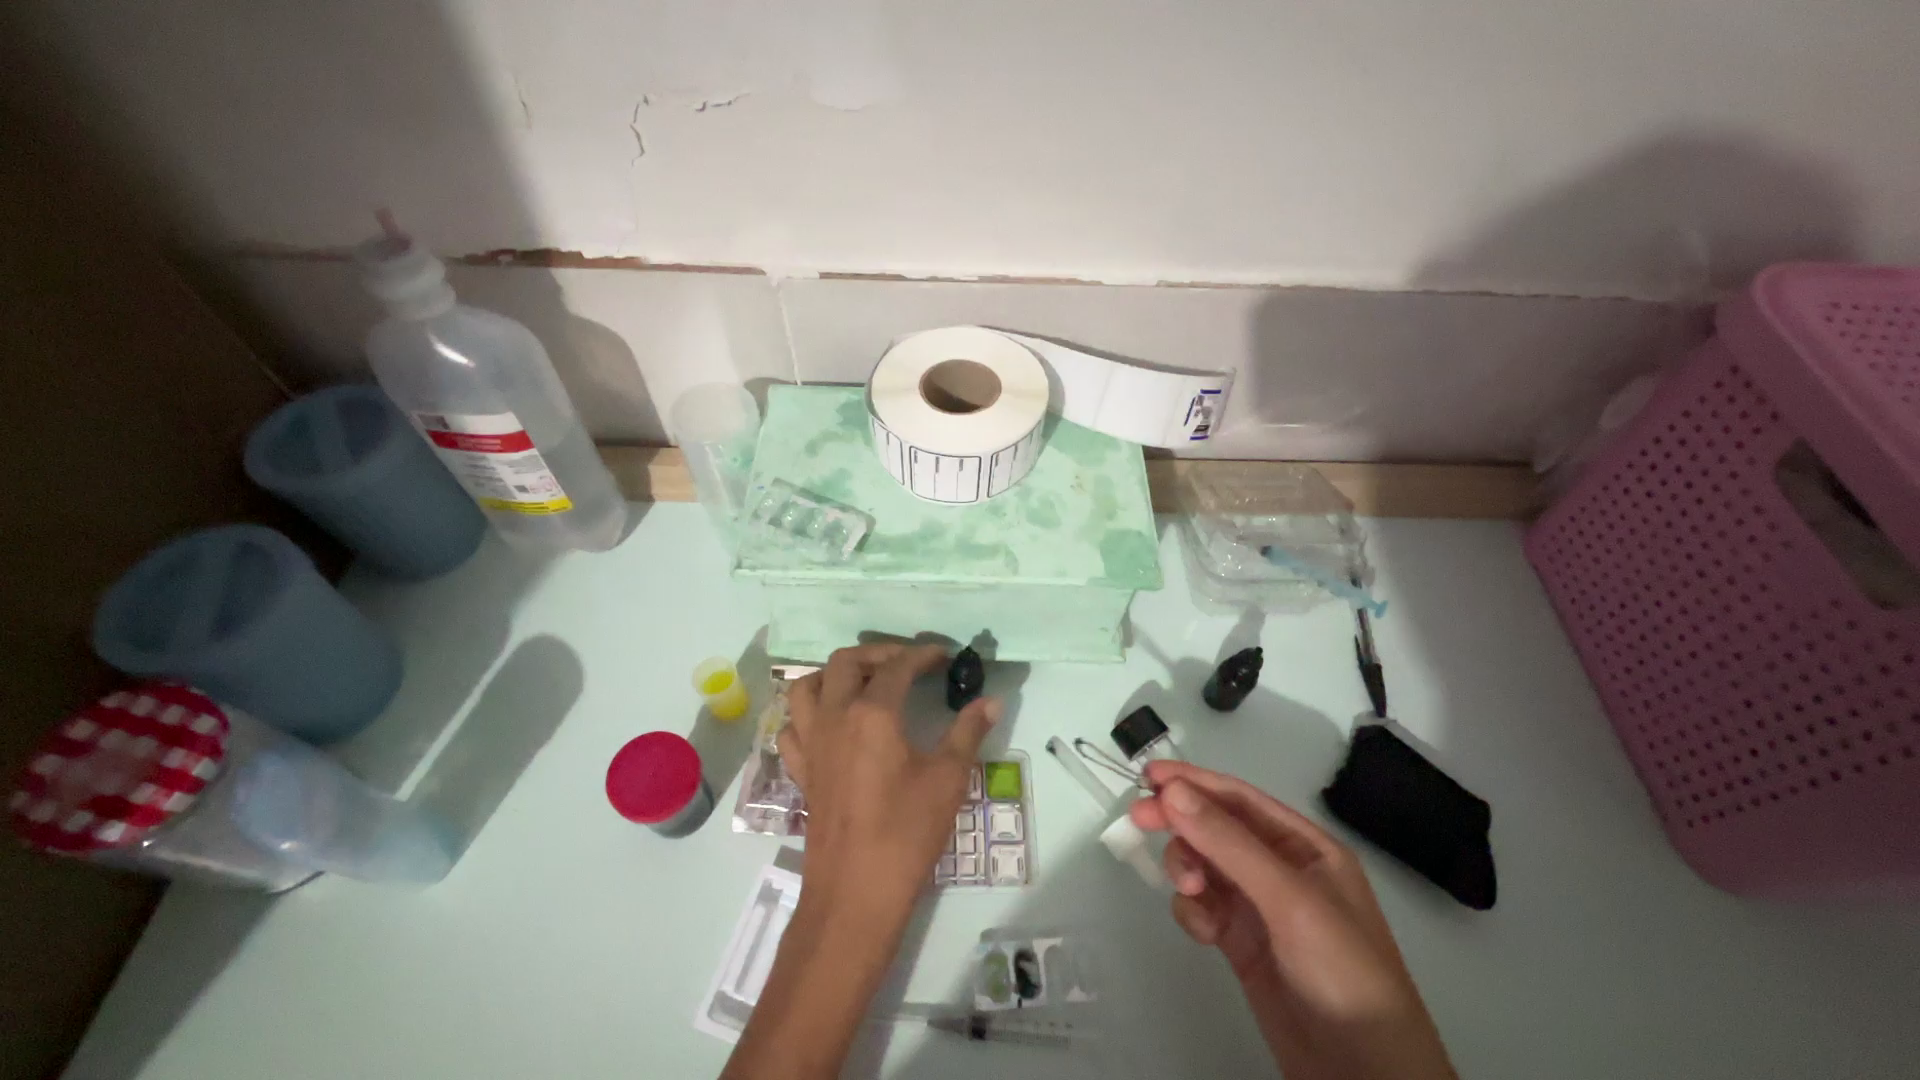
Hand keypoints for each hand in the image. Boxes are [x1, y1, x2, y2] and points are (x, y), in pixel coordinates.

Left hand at [780, 643, 1000, 911]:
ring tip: (862, 682)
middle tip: (908, 664)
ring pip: (807, 687)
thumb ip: (967, 732)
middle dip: (878, 654)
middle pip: (845, 663)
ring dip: (834, 675)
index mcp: (871, 713)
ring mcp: (811, 744)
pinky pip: (793, 727)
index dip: (922, 655)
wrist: (855, 891)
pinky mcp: (801, 771)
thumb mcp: (948, 779)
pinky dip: (808, 714)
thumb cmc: (906, 832)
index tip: (945, 656)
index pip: (897, 666)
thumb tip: (991, 701)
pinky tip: (829, 723)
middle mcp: (834, 717)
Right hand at [1131, 761, 1456, 1079]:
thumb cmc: (1340, 969)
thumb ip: (1228, 843)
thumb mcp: (1288, 899)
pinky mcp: (1240, 943)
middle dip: (1180, 824)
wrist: (1363, 1070)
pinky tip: (1203, 931)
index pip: (1240, 799)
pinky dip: (1193, 912)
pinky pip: (1202, 908)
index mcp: (1304, 847)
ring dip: (1187, 870)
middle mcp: (1280, 869)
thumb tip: (1171, 792)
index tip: (1148, 777)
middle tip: (1137, 820)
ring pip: (1203, 867)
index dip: (1194, 783)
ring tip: (1189, 892)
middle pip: (1215, 829)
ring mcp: (1258, 908)